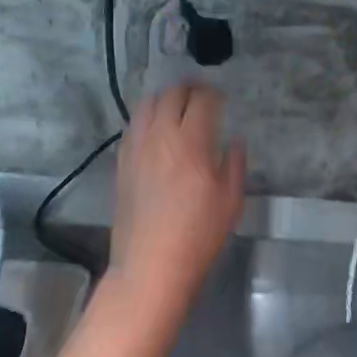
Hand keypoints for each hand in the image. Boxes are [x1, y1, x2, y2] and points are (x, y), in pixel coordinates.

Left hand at [108, 84, 246, 306]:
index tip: (221, 98)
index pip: (202, 100)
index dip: (214, 94)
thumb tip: (234, 141)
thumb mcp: (231, 201)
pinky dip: (146, 120)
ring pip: (146, 105)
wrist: (150, 266)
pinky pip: (132, 127)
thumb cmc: (198, 235)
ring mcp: (136, 148)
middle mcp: (160, 136)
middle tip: (200, 97)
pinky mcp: (121, 163)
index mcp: (191, 142)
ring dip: (164, 100)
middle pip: (171, 94)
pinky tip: (155, 132)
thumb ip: (235, 164)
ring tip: (176, 108)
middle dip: (188, 89)